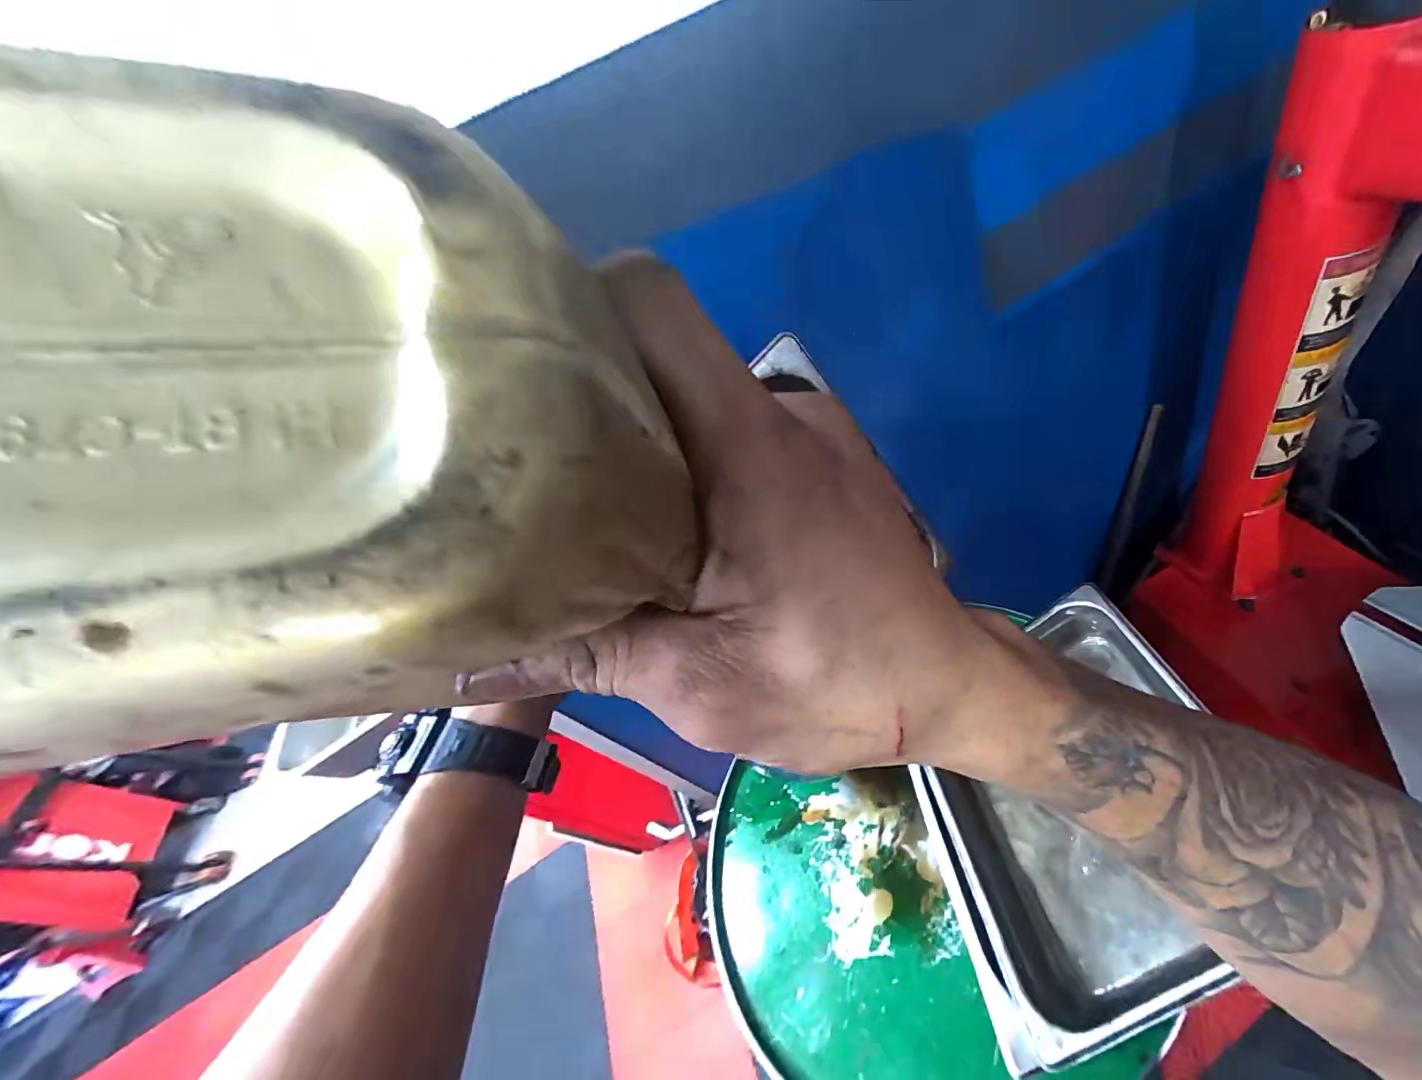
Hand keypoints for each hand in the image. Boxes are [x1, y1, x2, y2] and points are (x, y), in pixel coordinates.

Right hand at [457, 255, 1046, 775]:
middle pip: (664, 349)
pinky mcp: (832, 458)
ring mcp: (817, 430)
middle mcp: (787, 413)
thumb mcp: (702, 684)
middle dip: (590, 390)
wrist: (947, 683)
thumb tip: (473, 645)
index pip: (654, 305)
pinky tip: (679, 530)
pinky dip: (696, 464)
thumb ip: (589, 650)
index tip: (518, 367)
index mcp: (751, 448)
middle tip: (525, 458)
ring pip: (700, 395)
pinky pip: (739, 431)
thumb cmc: (840, 686)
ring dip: (645, 439)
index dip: (576, 308)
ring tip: (596, 508)